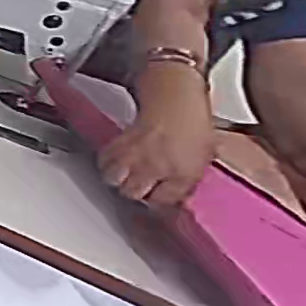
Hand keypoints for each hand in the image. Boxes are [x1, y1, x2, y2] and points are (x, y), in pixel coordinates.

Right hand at [99, 96, 215, 208]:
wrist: (174, 104)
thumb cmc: (193, 128)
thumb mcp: (202, 160)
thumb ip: (185, 181)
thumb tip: (174, 195)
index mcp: (182, 174)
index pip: (162, 202)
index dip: (160, 202)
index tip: (158, 199)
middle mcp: (154, 167)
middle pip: (131, 193)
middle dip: (135, 192)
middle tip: (141, 187)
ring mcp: (132, 156)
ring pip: (112, 179)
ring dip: (118, 179)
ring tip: (125, 176)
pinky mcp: (115, 145)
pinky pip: (103, 162)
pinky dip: (107, 164)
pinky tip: (116, 162)